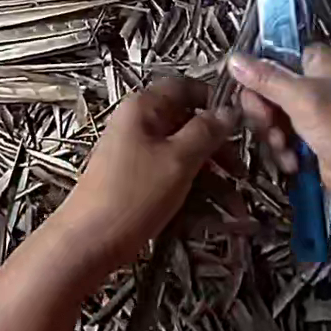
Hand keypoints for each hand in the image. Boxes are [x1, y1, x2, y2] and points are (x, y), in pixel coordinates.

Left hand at [50, 77, 234, 273]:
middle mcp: (140, 122)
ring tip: (237, 208)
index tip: (241, 124)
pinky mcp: (138, 180)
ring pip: (184, 154)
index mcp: (144, 106)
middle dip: (218, 149)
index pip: (184, 87)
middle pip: (188, 123)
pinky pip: (173, 176)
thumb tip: (230, 110)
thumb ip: (207, 131)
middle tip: (242, 174)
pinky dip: (195, 192)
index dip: (214, 101)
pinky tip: (217, 217)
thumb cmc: (135, 193)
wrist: (88, 243)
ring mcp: (137, 151)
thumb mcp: (179, 159)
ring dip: (213, 179)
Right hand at [228, 45, 330, 213]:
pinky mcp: (309, 138)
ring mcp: (310, 111)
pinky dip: (283, 149)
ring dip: (272, 133)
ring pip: (270, 114)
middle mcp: (311, 82)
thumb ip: (266, 79)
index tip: (251, 92)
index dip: (257, 72)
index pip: (273, 55)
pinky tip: (293, 161)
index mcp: (316, 62)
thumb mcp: (302, 100)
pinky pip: (281, 136)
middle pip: (266, 86)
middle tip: (267, 123)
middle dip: (262, 110)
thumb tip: (232, 59)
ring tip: (285, 147)